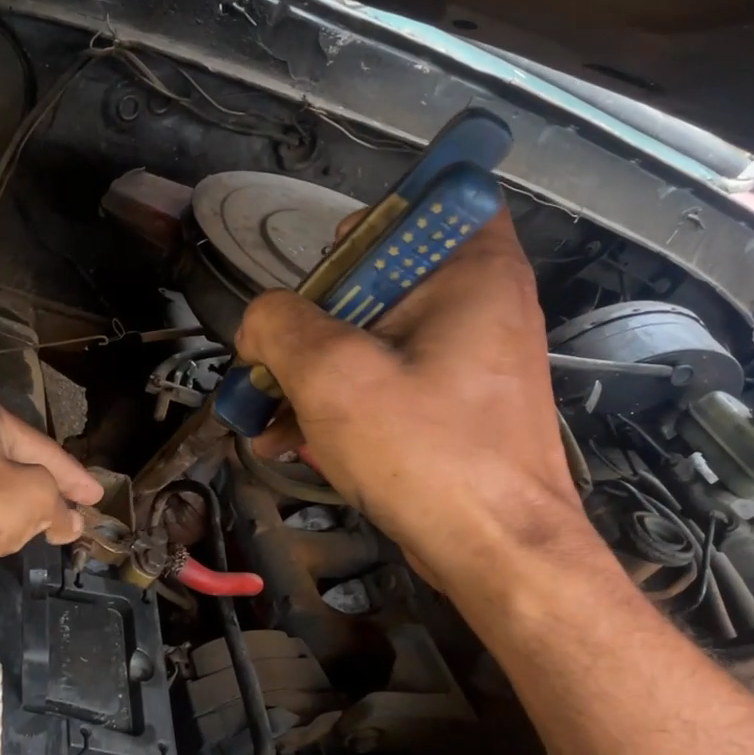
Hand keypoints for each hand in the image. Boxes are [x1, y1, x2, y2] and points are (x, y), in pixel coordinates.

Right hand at [234, 209, 595, 587]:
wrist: (495, 552)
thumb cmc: (425, 453)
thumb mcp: (332, 376)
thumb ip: (279, 327)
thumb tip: (258, 323)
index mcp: (472, 273)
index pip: (433, 202)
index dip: (371, 226)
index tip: (324, 275)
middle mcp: (478, 307)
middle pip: (381, 280)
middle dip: (313, 322)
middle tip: (277, 358)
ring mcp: (465, 363)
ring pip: (371, 341)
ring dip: (310, 373)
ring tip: (264, 413)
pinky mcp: (449, 410)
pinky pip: (383, 386)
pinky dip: (336, 405)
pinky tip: (287, 441)